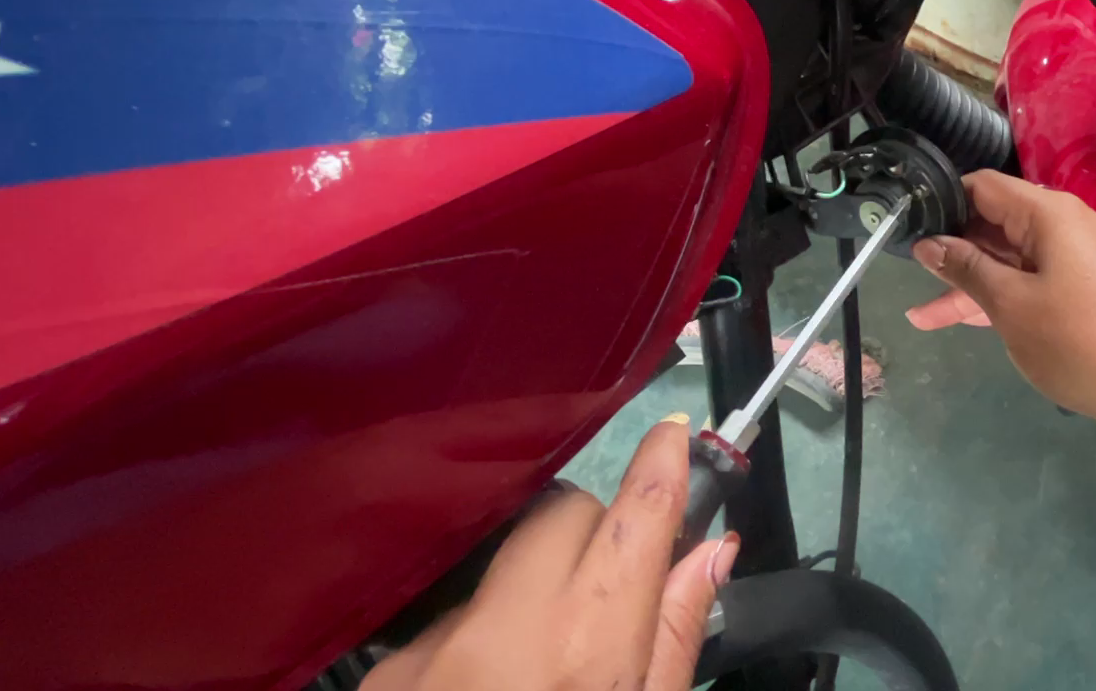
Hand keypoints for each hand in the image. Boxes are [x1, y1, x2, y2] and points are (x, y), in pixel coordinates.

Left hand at [364, 421, 738, 690]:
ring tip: (535, 666)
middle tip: (611, 578)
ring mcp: (430, 653)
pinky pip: (451, 619)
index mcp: (585, 650)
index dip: (661, 462)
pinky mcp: (382, 679)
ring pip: (504, 564)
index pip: (636, 518)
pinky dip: (481, 635)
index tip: (673, 430)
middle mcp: (503, 631)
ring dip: (535, 584)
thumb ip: (673, 637)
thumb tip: (712, 552)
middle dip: (597, 524)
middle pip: (564, 513)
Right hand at [905, 171, 1095, 432]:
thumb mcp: (1011, 305)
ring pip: (1010, 260)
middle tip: (908, 276)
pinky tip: (964, 321)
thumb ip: (967, 269)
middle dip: (952, 251)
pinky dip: (1001, 298)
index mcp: (1047, 213)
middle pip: (995, 224)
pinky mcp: (1086, 290)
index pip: (981, 186)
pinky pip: (1032, 282)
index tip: (906, 227)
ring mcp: (1078, 259)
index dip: (942, 203)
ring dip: (971, 284)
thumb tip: (928, 243)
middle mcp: (1064, 226)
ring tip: (922, 314)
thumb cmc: (1081, 340)